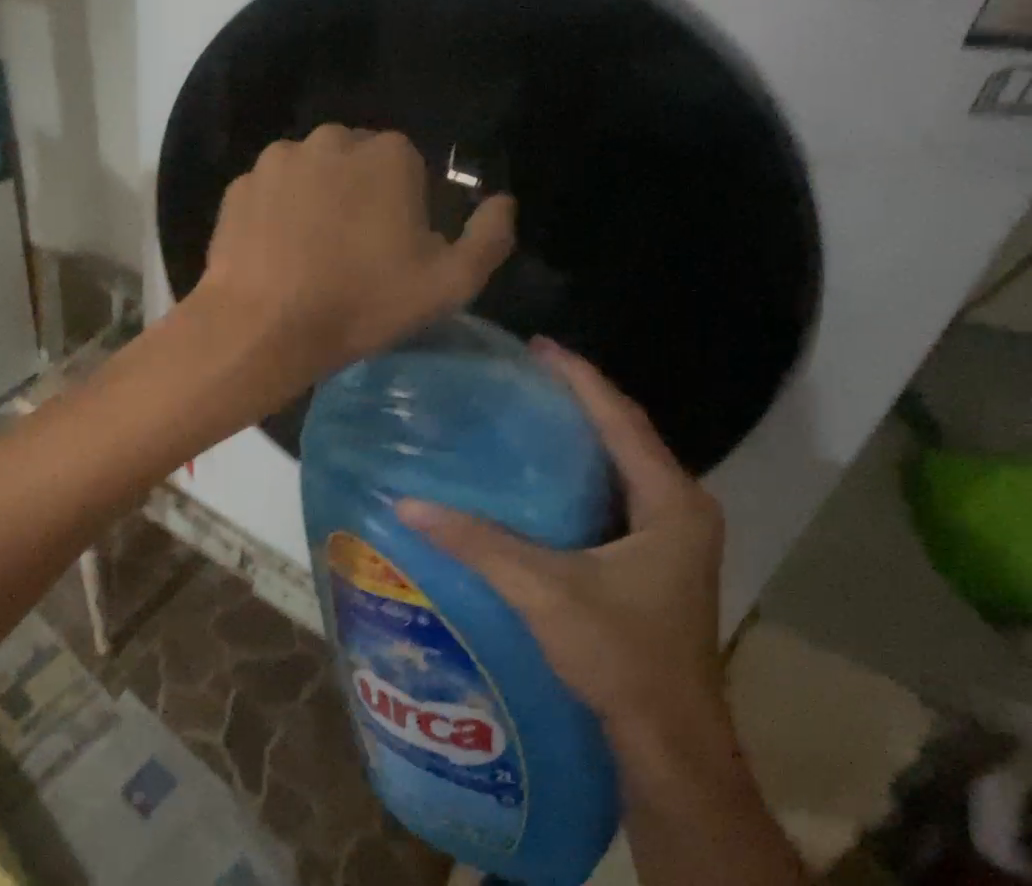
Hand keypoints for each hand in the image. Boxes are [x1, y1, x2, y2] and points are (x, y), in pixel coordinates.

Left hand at [194, 124, 515, 382]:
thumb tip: (501, 203)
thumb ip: (488, 238)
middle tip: (349, 251)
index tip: (393, 247)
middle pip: (353, 163)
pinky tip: (273, 254)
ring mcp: (274, 161)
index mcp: (388, 153)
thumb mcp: (449, 285)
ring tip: (307, 255)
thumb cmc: (361, 304)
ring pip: (306, 175)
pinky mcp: (235, 189)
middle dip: (356, 195)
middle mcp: (329, 140)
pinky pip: (266, 195)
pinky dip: (272, 215)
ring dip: (312, 201)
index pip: (406, 167)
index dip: (403, 206)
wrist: (262, 327)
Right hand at [396, 338, 727, 745]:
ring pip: (617, 471)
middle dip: (574, 403)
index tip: (537, 347)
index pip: (622, 421)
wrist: (667, 737)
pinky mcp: (647, 567)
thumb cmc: (620, 654)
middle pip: (623, 438)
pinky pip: (608, 501)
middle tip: (517, 378)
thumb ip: (476, 542)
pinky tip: (529, 484)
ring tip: (518, 418)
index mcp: (670, 505)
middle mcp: (678, 514)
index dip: (580, 379)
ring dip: (574, 442)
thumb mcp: (543, 590)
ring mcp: (667, 542)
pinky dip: (572, 479)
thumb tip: (406, 501)